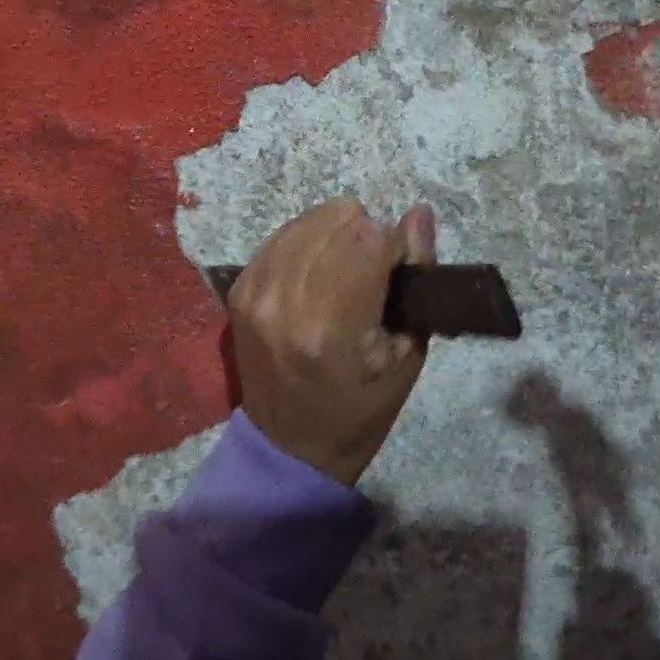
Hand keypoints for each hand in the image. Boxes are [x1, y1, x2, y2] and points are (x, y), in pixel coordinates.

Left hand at [227, 198, 436, 484]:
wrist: (289, 446)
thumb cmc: (361, 409)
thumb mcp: (407, 354)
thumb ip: (416, 276)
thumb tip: (419, 213)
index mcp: (330, 325)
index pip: (372, 237)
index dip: (396, 245)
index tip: (400, 272)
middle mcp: (285, 298)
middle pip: (341, 218)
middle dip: (367, 236)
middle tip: (371, 277)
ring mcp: (256, 289)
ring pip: (311, 218)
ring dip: (337, 235)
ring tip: (343, 275)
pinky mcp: (240, 286)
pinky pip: (284, 233)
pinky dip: (308, 244)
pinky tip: (316, 275)